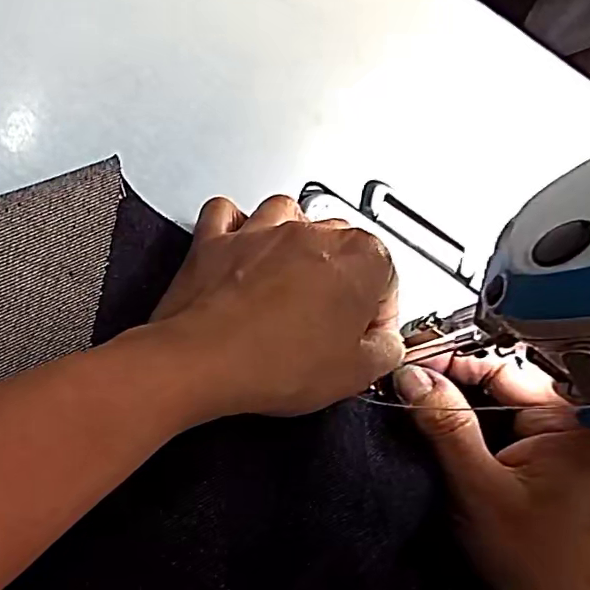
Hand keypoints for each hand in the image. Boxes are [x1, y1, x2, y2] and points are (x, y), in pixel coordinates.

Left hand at [148, 195, 402, 418]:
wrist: (202, 362)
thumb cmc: (272, 364)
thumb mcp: (355, 374)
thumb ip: (384, 350)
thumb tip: (384, 344)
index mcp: (359, 257)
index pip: (386, 276)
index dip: (376, 313)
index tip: (364, 337)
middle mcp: (310, 233)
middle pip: (339, 245)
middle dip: (338, 281)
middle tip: (326, 323)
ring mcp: (260, 232)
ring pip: (287, 217)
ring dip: (291, 244)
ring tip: (287, 283)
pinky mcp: (215, 240)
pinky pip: (226, 215)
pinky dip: (233, 227)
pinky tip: (240, 250)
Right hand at [394, 354, 589, 589]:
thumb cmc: (537, 565)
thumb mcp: (478, 486)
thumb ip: (444, 423)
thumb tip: (413, 376)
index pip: (510, 365)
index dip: (455, 361)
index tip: (412, 366)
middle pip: (516, 380)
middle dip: (460, 381)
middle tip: (410, 384)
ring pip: (517, 403)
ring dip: (472, 404)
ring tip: (425, 405)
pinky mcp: (575, 464)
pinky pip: (526, 426)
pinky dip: (489, 425)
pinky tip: (457, 430)